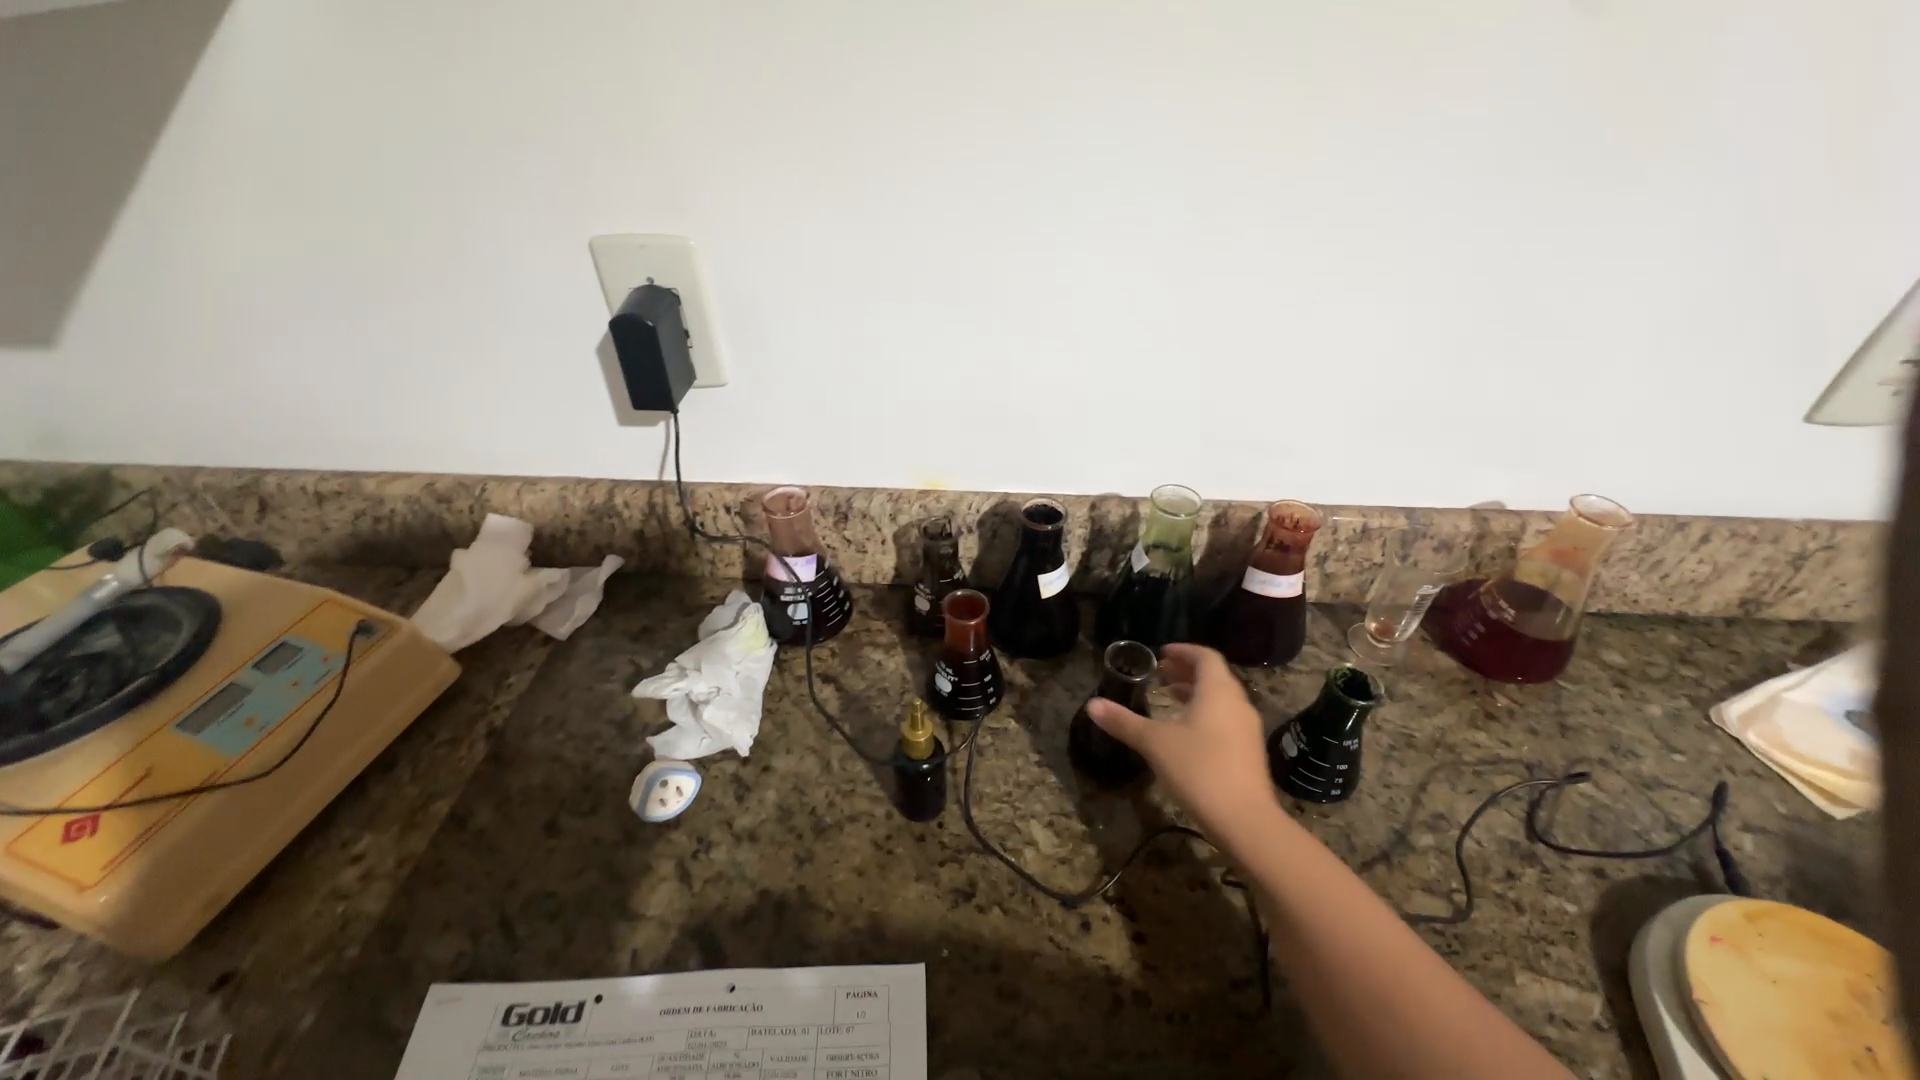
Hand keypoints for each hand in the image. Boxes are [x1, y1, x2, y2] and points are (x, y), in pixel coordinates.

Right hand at [1086, 643, 1281, 837]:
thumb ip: (1124, 721)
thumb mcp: (1154, 742)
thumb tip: (1092, 705)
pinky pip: (1226, 720)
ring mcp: (1247, 729)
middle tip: (1161, 672)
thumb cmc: (1199, 769)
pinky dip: (1205, 714)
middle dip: (1187, 671)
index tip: (1162, 653)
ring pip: (1221, 700)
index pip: (1205, 656)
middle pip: (1215, 676)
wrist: (1244, 819)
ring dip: (1196, 693)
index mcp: (1218, 691)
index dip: (1184, 651)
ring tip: (1170, 696)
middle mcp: (1238, 704)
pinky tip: (1186, 732)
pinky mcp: (1249, 752)